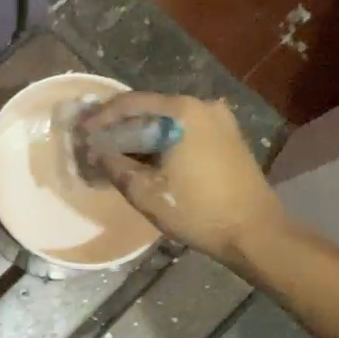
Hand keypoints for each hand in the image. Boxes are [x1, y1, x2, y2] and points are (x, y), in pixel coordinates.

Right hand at [81, 92, 288, 257]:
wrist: (256, 233)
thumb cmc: (199, 211)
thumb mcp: (146, 193)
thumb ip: (114, 166)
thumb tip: (95, 152)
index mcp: (182, 111)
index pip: (130, 103)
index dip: (102, 118)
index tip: (82, 133)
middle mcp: (202, 106)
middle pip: (150, 108)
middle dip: (121, 126)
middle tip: (97, 142)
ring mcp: (220, 120)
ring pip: (168, 120)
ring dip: (143, 134)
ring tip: (119, 152)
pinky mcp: (229, 136)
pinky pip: (186, 129)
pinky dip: (165, 139)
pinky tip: (150, 157)